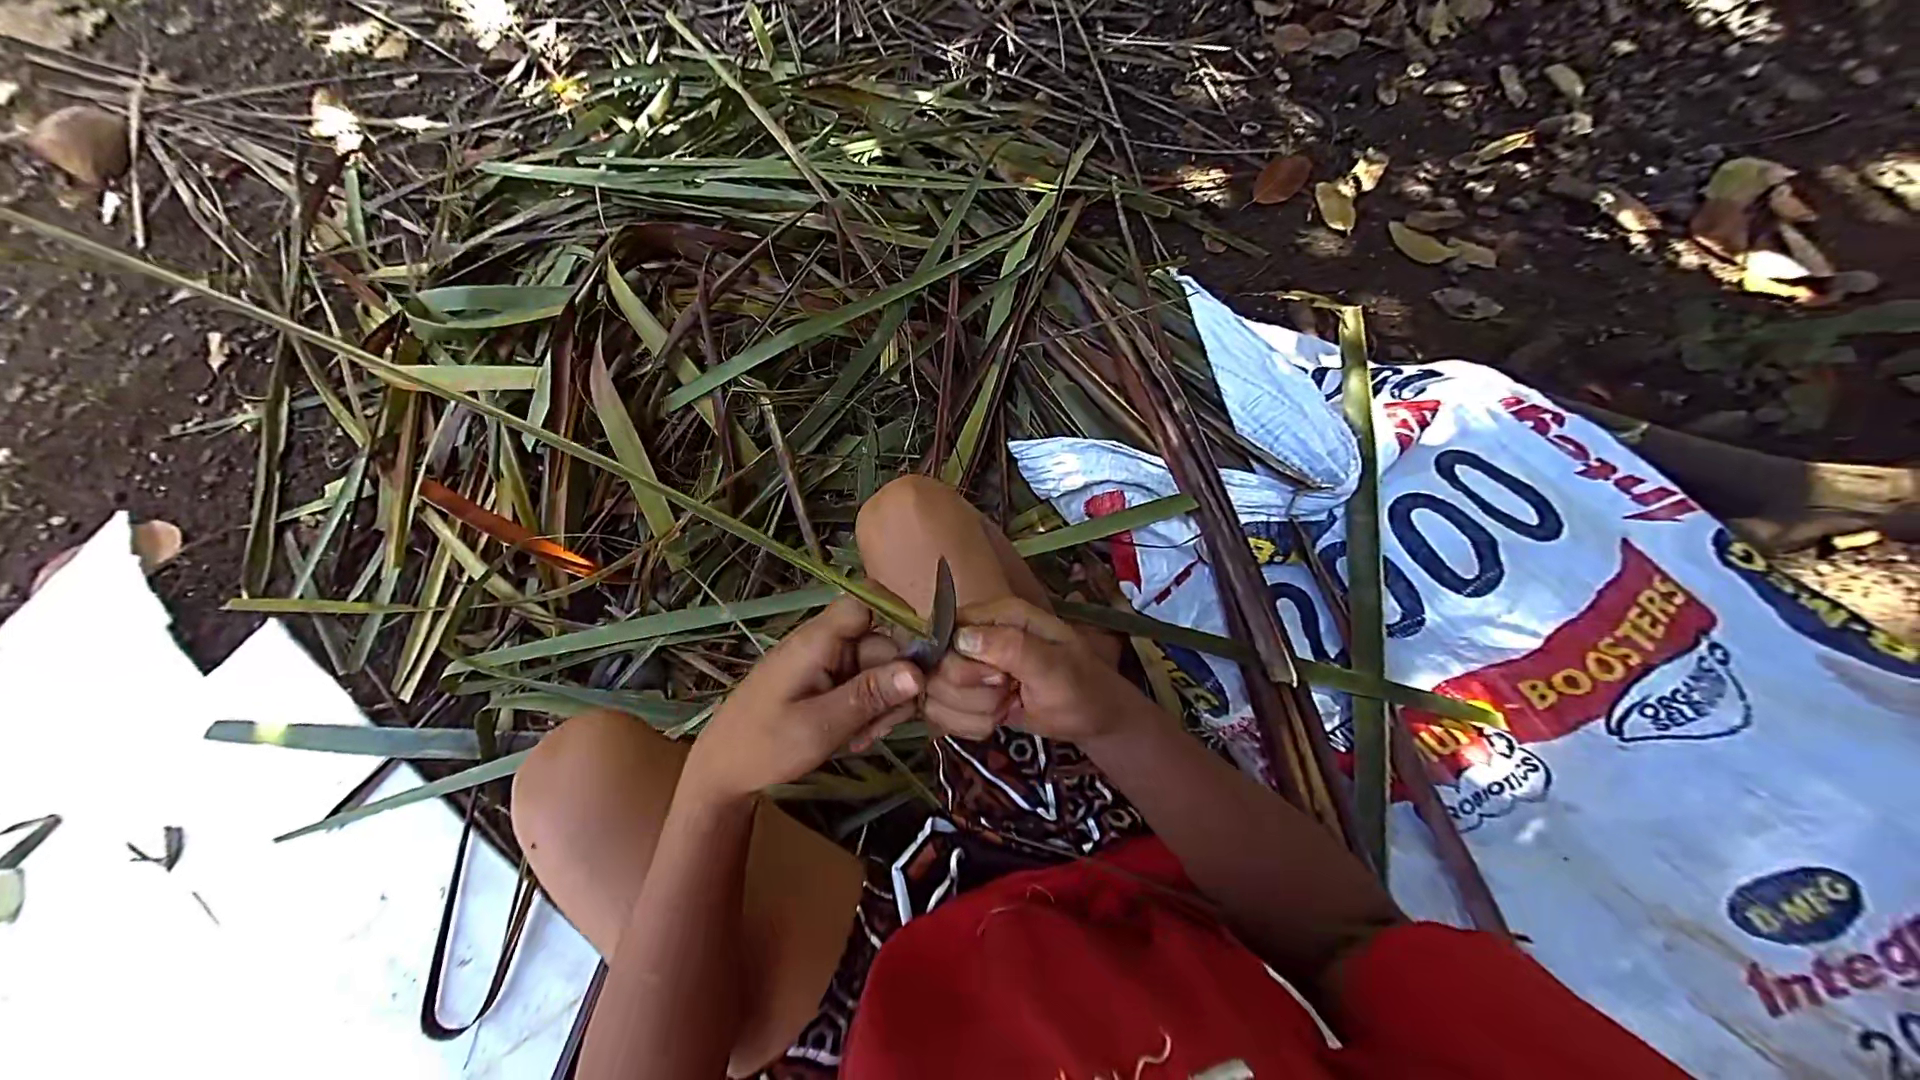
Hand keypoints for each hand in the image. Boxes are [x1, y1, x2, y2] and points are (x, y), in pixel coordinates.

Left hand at [684, 595, 924, 802]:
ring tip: (862, 738)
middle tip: (884, 726)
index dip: (901, 617)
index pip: (868, 600)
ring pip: (877, 669)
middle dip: (893, 683)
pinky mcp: (826, 682)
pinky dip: (867, 710)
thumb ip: (868, 696)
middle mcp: (825, 643)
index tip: (923, 657)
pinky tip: (853, 737)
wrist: (721, 772)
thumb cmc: (762, 747)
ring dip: (881, 703)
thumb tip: (918, 672)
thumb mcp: (819, 727)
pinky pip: (862, 686)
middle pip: (882, 643)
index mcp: (818, 640)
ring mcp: (826, 663)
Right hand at [940, 597, 1149, 743]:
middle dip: (973, 694)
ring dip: (973, 712)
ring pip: (937, 694)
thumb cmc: (1081, 686)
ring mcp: (966, 665)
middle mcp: (976, 634)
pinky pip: (942, 713)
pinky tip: (996, 719)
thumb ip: (1012, 648)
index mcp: (999, 614)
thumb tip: (962, 638)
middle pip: (939, 669)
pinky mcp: (962, 693)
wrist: (1092, 717)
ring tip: (1006, 706)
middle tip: (1008, 692)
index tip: (998, 678)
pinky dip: (970, 725)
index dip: (965, 663)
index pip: (948, 632)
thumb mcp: (1055, 668)